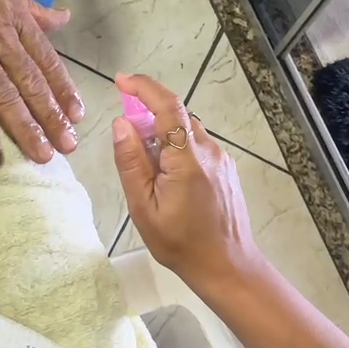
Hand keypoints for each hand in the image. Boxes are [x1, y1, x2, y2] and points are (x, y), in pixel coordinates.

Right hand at [0, 0, 83, 163]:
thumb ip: (32, 9)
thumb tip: (63, 19)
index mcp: (15, 19)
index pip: (46, 60)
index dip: (63, 89)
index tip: (77, 114)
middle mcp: (0, 38)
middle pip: (31, 83)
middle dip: (52, 117)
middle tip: (68, 146)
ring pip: (4, 94)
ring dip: (25, 127)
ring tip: (42, 154)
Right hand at [111, 73, 266, 291]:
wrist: (227, 266)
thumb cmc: (180, 243)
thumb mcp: (143, 207)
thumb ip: (131, 162)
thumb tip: (121, 124)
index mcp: (187, 159)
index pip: (168, 106)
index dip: (144, 87)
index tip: (121, 81)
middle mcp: (209, 151)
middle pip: (176, 116)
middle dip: (147, 115)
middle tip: (127, 139)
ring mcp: (221, 159)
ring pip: (186, 130)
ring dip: (162, 135)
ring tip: (146, 169)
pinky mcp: (226, 168)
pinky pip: (196, 146)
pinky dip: (176, 148)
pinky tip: (167, 178)